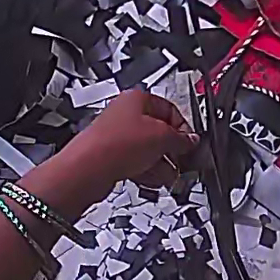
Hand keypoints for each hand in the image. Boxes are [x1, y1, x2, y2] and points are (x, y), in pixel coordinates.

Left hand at [29, 90, 195, 209]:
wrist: (88, 169)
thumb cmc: (115, 144)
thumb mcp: (162, 138)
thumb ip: (181, 140)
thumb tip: (190, 141)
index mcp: (136, 99)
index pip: (169, 109)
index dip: (183, 128)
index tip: (190, 143)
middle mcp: (124, 115)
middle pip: (158, 132)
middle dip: (171, 150)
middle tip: (181, 161)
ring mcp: (117, 137)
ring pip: (147, 150)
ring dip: (160, 164)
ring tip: (167, 175)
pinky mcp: (111, 157)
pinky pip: (135, 163)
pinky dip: (145, 171)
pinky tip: (151, 180)